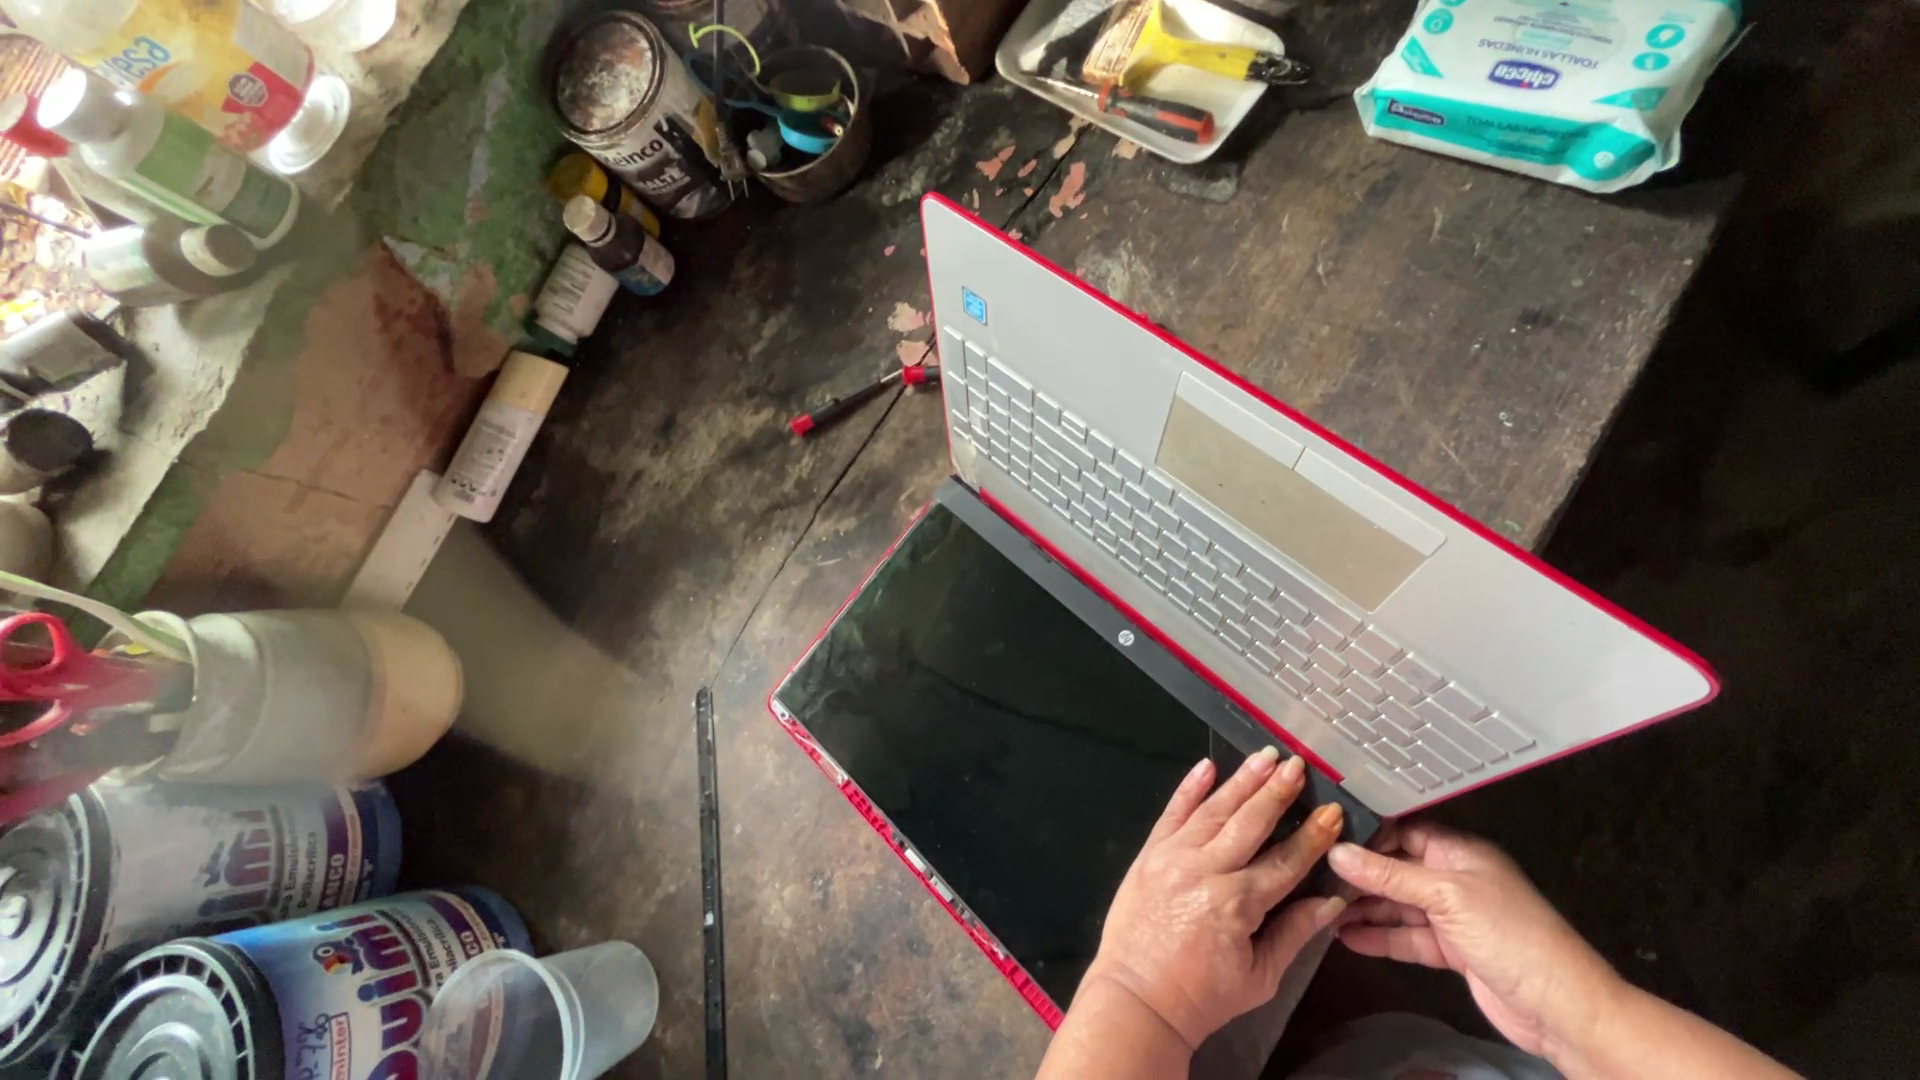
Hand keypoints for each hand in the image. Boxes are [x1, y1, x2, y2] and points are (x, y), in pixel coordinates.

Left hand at [1084, 747, 1347, 1050]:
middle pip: (1250, 823)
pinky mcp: (1150, 852)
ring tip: (1264, 758)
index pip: (1285, 861)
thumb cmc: (1202, 995)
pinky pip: (1172, 813)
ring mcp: (1174, 856)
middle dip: (1277, 792)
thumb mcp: (1259, 976)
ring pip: (1213, 810)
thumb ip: (1294, 933)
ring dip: (1241, 781)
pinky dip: (1189, 788)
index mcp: (1238, 903)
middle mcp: (1206, 870)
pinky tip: (1206, 766)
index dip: (1312, 836)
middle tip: (1298, 764)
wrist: (1137, 995)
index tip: (1333, 811)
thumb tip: (1332, 902)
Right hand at [1328, 824, 1625, 1058]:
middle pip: (1394, 869)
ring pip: (1396, 905)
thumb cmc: (1510, 935)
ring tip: (1319, 907)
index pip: (1402, 831)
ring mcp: (1452, 916)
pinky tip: (1345, 937)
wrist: (1563, 1011)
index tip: (1322, 835)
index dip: (1365, 834)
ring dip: (1363, 908)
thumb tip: (1335, 852)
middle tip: (1311, 874)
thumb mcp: (1446, 897)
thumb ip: (1389, 876)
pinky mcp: (1450, 950)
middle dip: (1357, 874)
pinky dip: (1379, 937)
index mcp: (1458, 852)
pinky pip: (1406, 936)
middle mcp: (1453, 878)